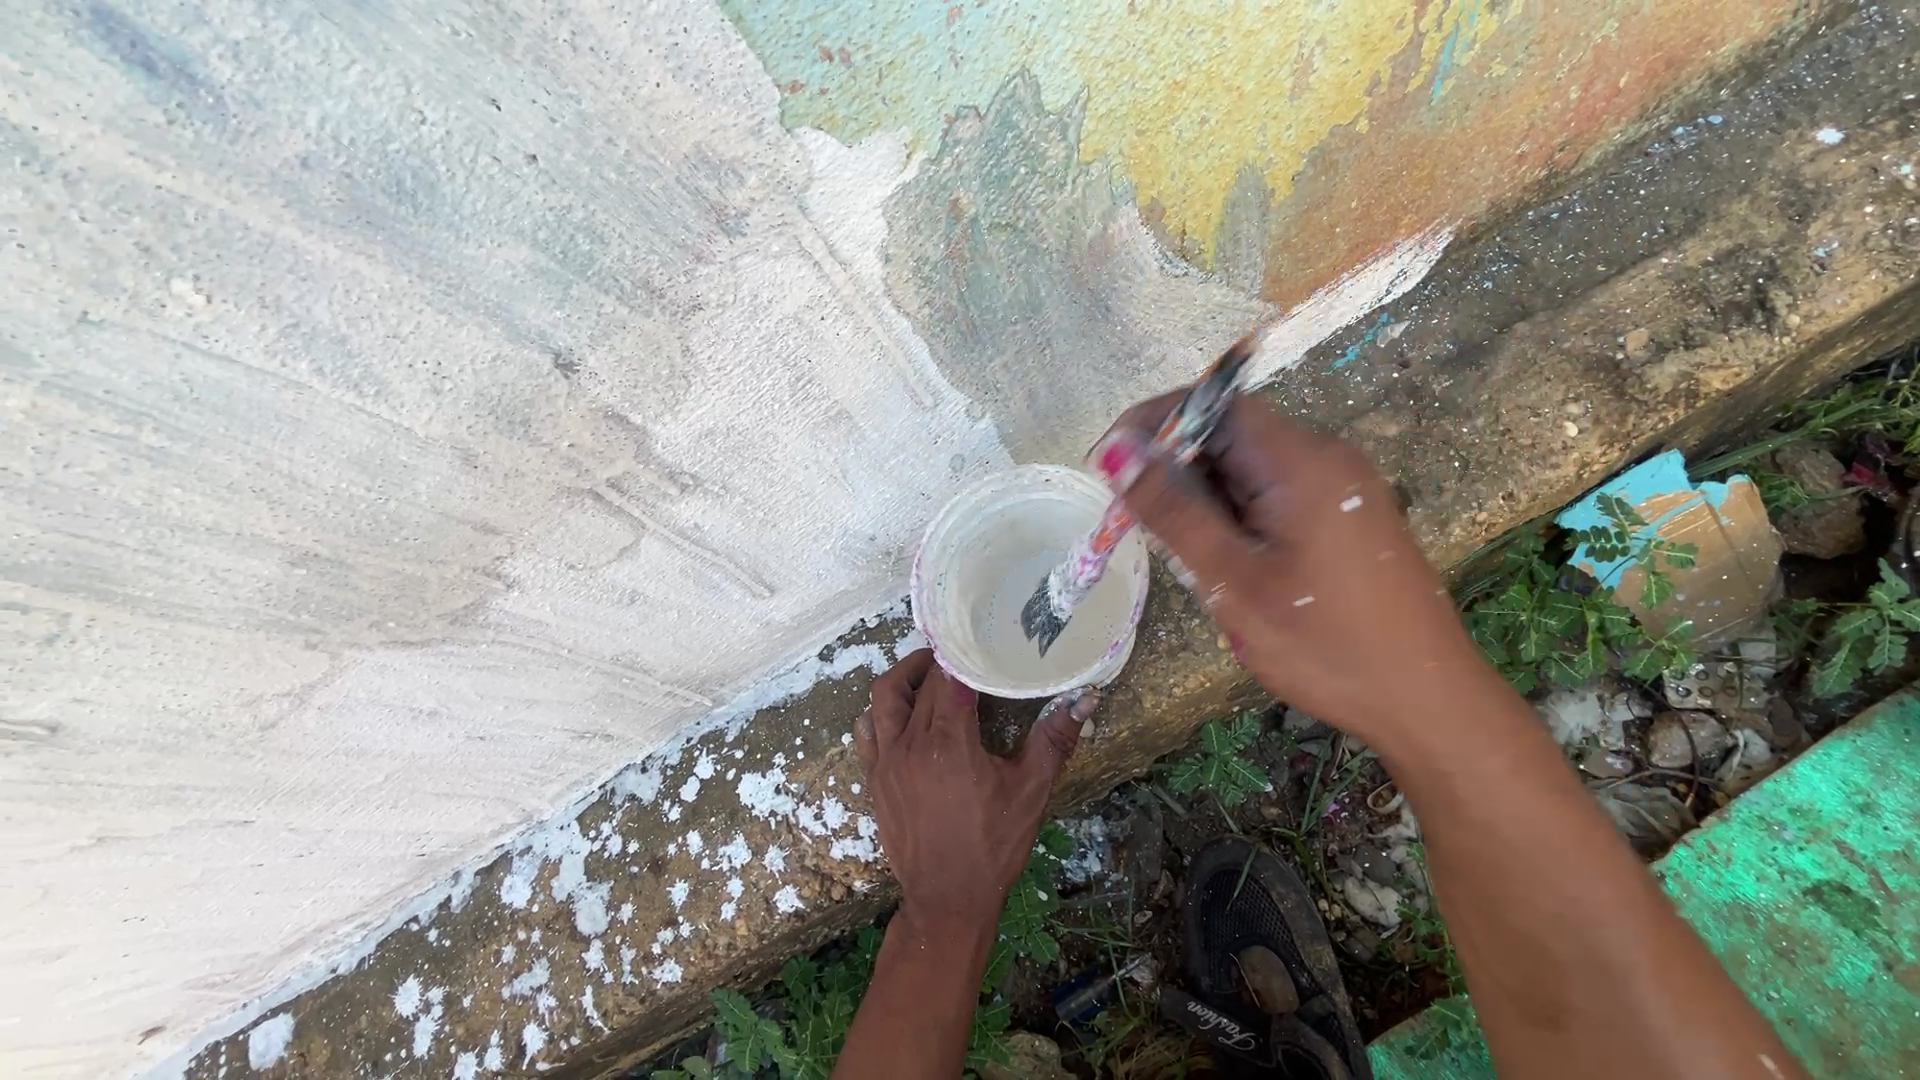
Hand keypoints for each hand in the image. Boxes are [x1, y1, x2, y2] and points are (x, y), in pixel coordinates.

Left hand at [852, 649, 1098, 929]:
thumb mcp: (1030, 792)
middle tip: (963, 654)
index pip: (951, 677)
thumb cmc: (993, 846)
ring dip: (905, 678)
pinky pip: (866, 731)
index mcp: (949, 741)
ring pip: (884, 698)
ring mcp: (886, 760)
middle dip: (941, 663)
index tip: (979, 639)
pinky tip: (900, 713)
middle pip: (921, 683)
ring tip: (929, 673)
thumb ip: (1053, 740)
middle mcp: (911, 743)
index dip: (964, 654)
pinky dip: (880, 712)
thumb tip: (1084, 699)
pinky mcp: (874, 779)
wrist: (947, 900)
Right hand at [1090, 395, 1489, 748]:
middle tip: (1138, 524)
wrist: (1428, 701)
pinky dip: (1234, 513)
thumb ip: (1171, 509)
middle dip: (1173, 467)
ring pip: (1248, 466)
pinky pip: (1273, 492)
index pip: (1211, 405)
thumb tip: (1114, 450)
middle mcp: (1326, 458)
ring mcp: (1341, 486)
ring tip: (1183, 554)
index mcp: (1301, 462)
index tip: (1106, 465)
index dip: (1151, 423)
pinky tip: (1225, 561)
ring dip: (1202, 495)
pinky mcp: (1345, 515)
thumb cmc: (1325, 646)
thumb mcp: (1232, 581)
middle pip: (1230, 433)